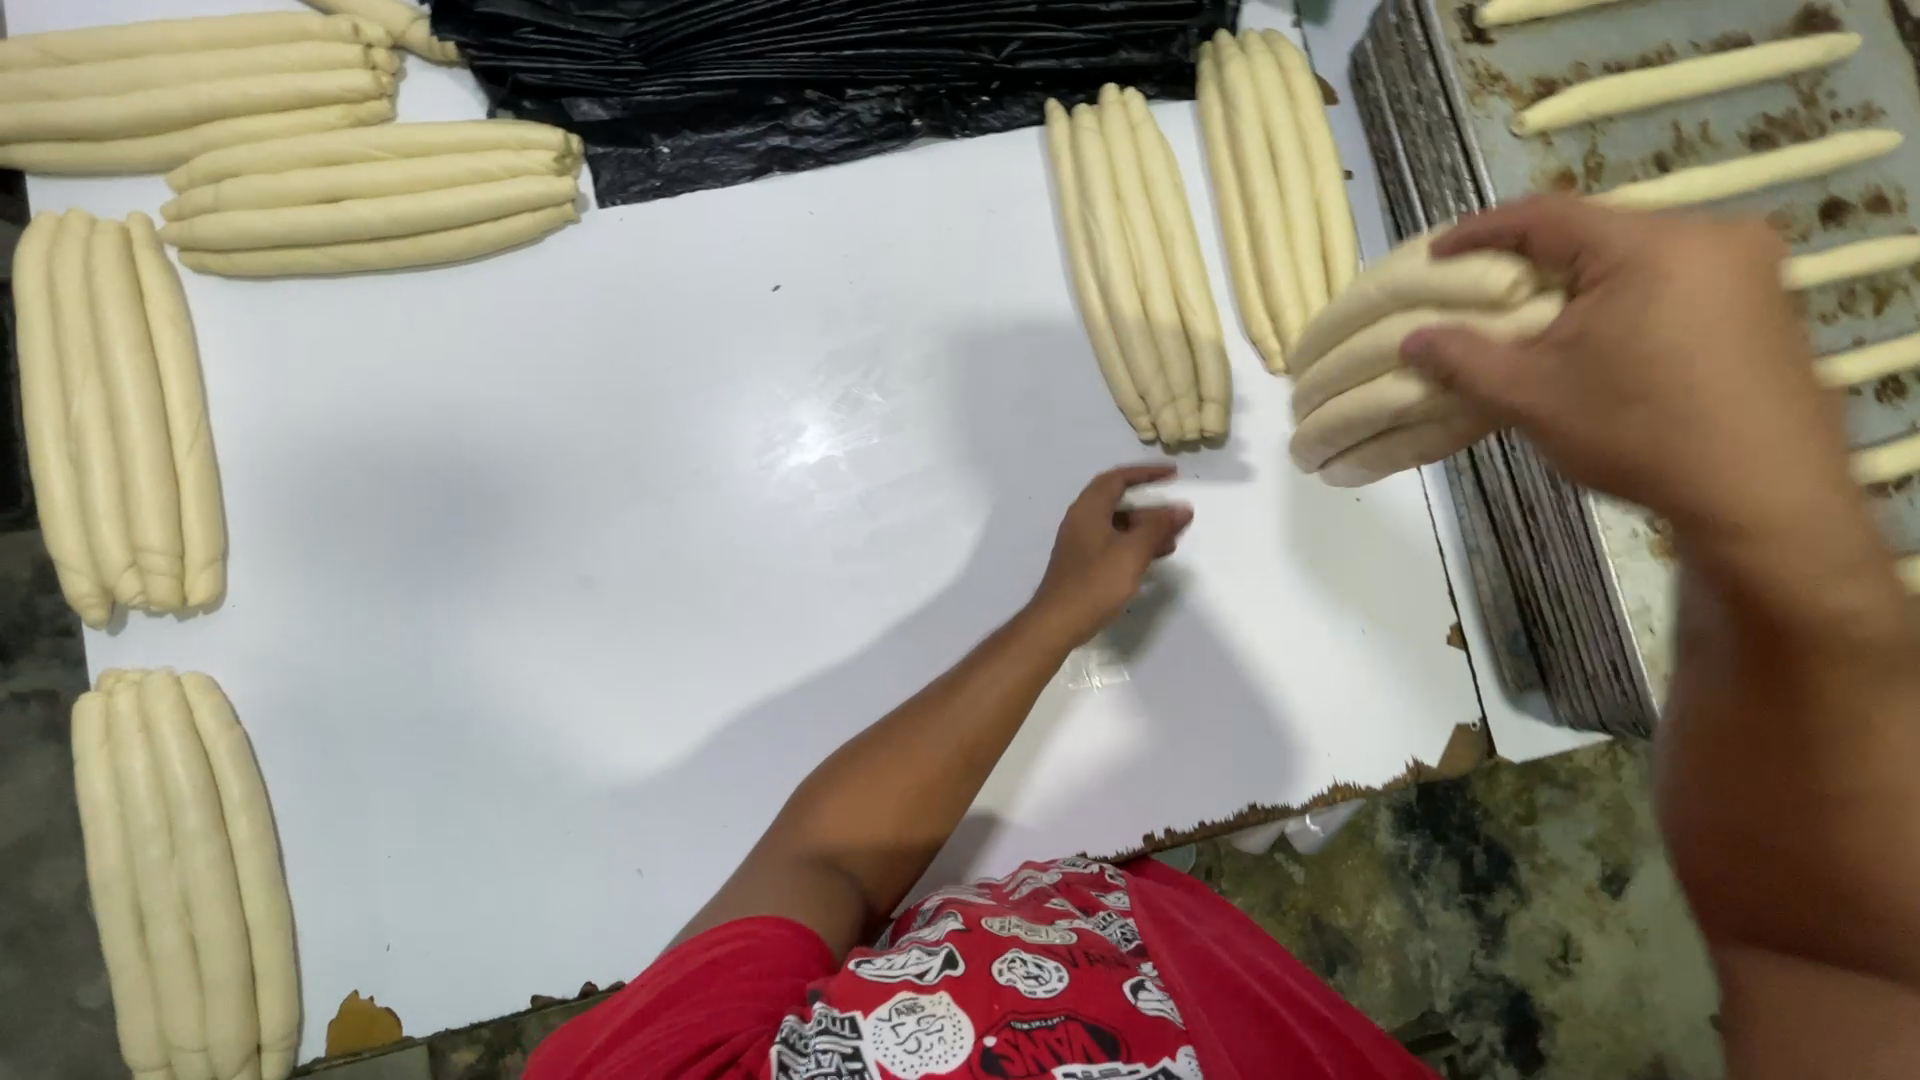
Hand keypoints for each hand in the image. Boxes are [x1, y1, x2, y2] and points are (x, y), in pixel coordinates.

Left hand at [1028, 465, 1192, 645]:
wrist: (1058, 621)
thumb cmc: (1095, 583)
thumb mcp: (1132, 552)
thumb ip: (1157, 527)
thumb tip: (1181, 508)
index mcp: (1088, 509)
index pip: (1118, 478)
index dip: (1146, 472)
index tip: (1173, 474)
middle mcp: (1081, 520)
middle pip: (1118, 500)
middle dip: (1150, 505)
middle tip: (1177, 513)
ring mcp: (1080, 542)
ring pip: (1117, 524)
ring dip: (1145, 527)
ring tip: (1173, 539)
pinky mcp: (1083, 562)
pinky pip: (1113, 542)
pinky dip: (1134, 544)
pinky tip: (1153, 557)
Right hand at [1400, 196, 1858, 539]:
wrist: (1760, 491)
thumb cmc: (1636, 432)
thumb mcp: (1529, 395)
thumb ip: (1463, 358)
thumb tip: (1411, 340)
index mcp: (1651, 245)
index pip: (1547, 215)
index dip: (1480, 231)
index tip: (1434, 255)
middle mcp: (1711, 234)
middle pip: (1593, 231)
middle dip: (1527, 259)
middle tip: (1476, 291)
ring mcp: (1747, 264)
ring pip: (1631, 254)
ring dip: (1573, 280)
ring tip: (1528, 316)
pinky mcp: (1762, 297)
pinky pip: (1670, 276)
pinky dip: (1617, 295)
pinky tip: (1591, 334)